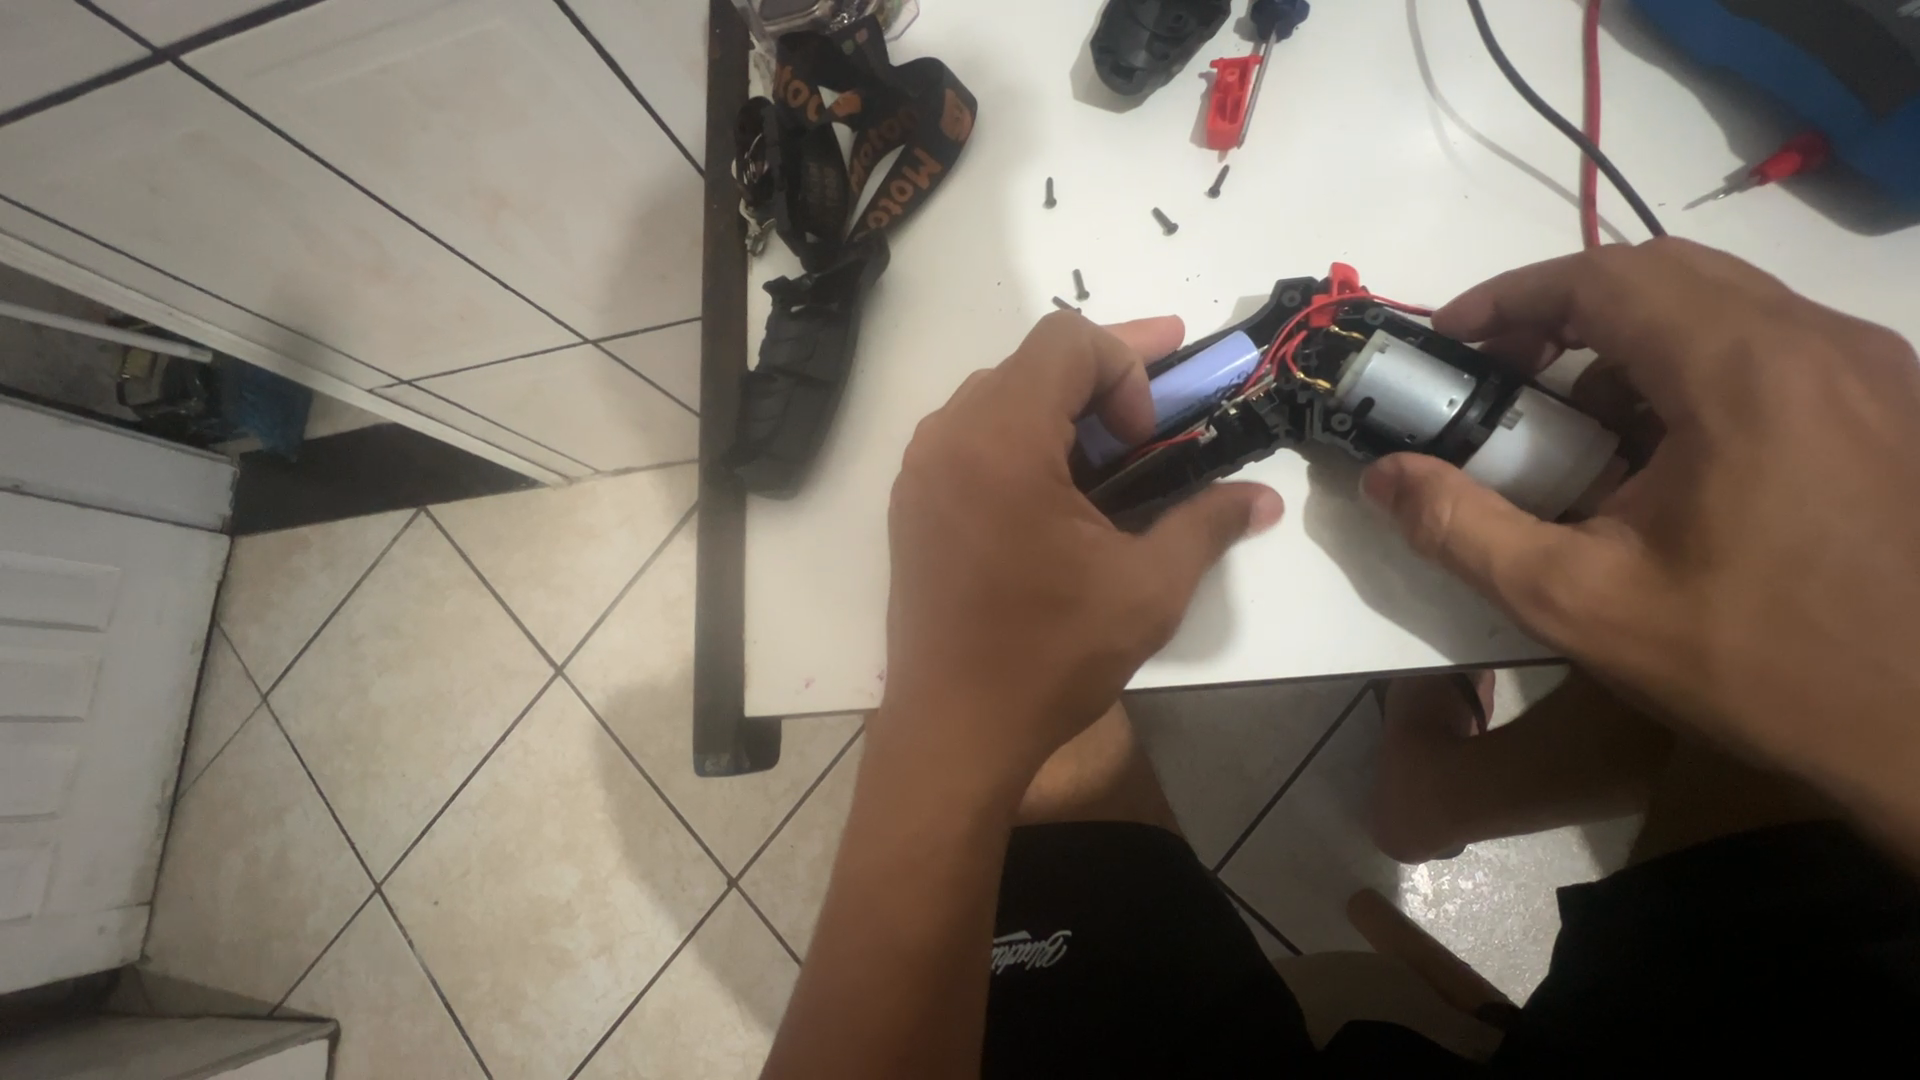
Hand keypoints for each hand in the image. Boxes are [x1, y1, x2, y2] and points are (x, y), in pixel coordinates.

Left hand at [879, 313, 1284, 798]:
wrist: (954, 727)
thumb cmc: (1051, 656)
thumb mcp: (1148, 588)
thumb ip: (1206, 523)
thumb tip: (1261, 499)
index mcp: (1000, 441)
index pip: (1065, 340)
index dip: (1124, 362)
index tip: (1147, 433)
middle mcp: (948, 438)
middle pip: (1029, 362)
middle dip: (1100, 377)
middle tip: (1155, 415)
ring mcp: (920, 471)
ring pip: (995, 396)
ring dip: (1056, 408)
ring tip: (1106, 454)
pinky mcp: (911, 504)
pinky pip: (966, 437)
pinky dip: (1017, 439)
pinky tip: (1053, 489)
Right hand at [1361, 239, 1919, 809]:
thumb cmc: (1757, 662)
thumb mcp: (1571, 599)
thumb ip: (1458, 527)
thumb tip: (1381, 476)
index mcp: (1745, 378)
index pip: (1608, 279)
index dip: (1510, 296)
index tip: (1448, 339)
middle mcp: (1824, 349)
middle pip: (1664, 278)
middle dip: (1557, 312)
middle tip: (1494, 371)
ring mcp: (1876, 377)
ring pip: (1719, 311)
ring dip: (1617, 344)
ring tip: (1559, 420)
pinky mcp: (1895, 412)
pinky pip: (1764, 353)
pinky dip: (1676, 375)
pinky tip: (1646, 456)